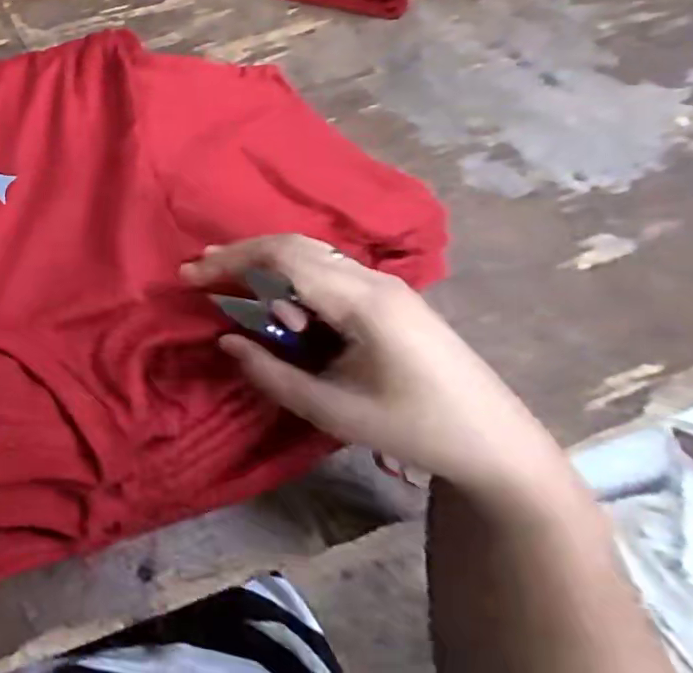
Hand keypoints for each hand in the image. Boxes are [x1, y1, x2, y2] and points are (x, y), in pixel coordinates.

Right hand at [181, 235, 572, 502]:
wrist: (501, 446)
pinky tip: (275, 300)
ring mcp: (386, 286)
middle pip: (294, 246)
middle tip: (198, 270)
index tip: (190, 275)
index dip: (231, 260)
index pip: (284, 258)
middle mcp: (374, 281)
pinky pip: (327, 271)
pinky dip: (289, 277)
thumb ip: (272, 375)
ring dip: (264, 264)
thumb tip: (226, 340)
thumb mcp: (334, 411)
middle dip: (240, 254)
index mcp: (364, 302)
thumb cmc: (417, 429)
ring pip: (310, 254)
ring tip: (226, 281)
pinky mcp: (390, 298)